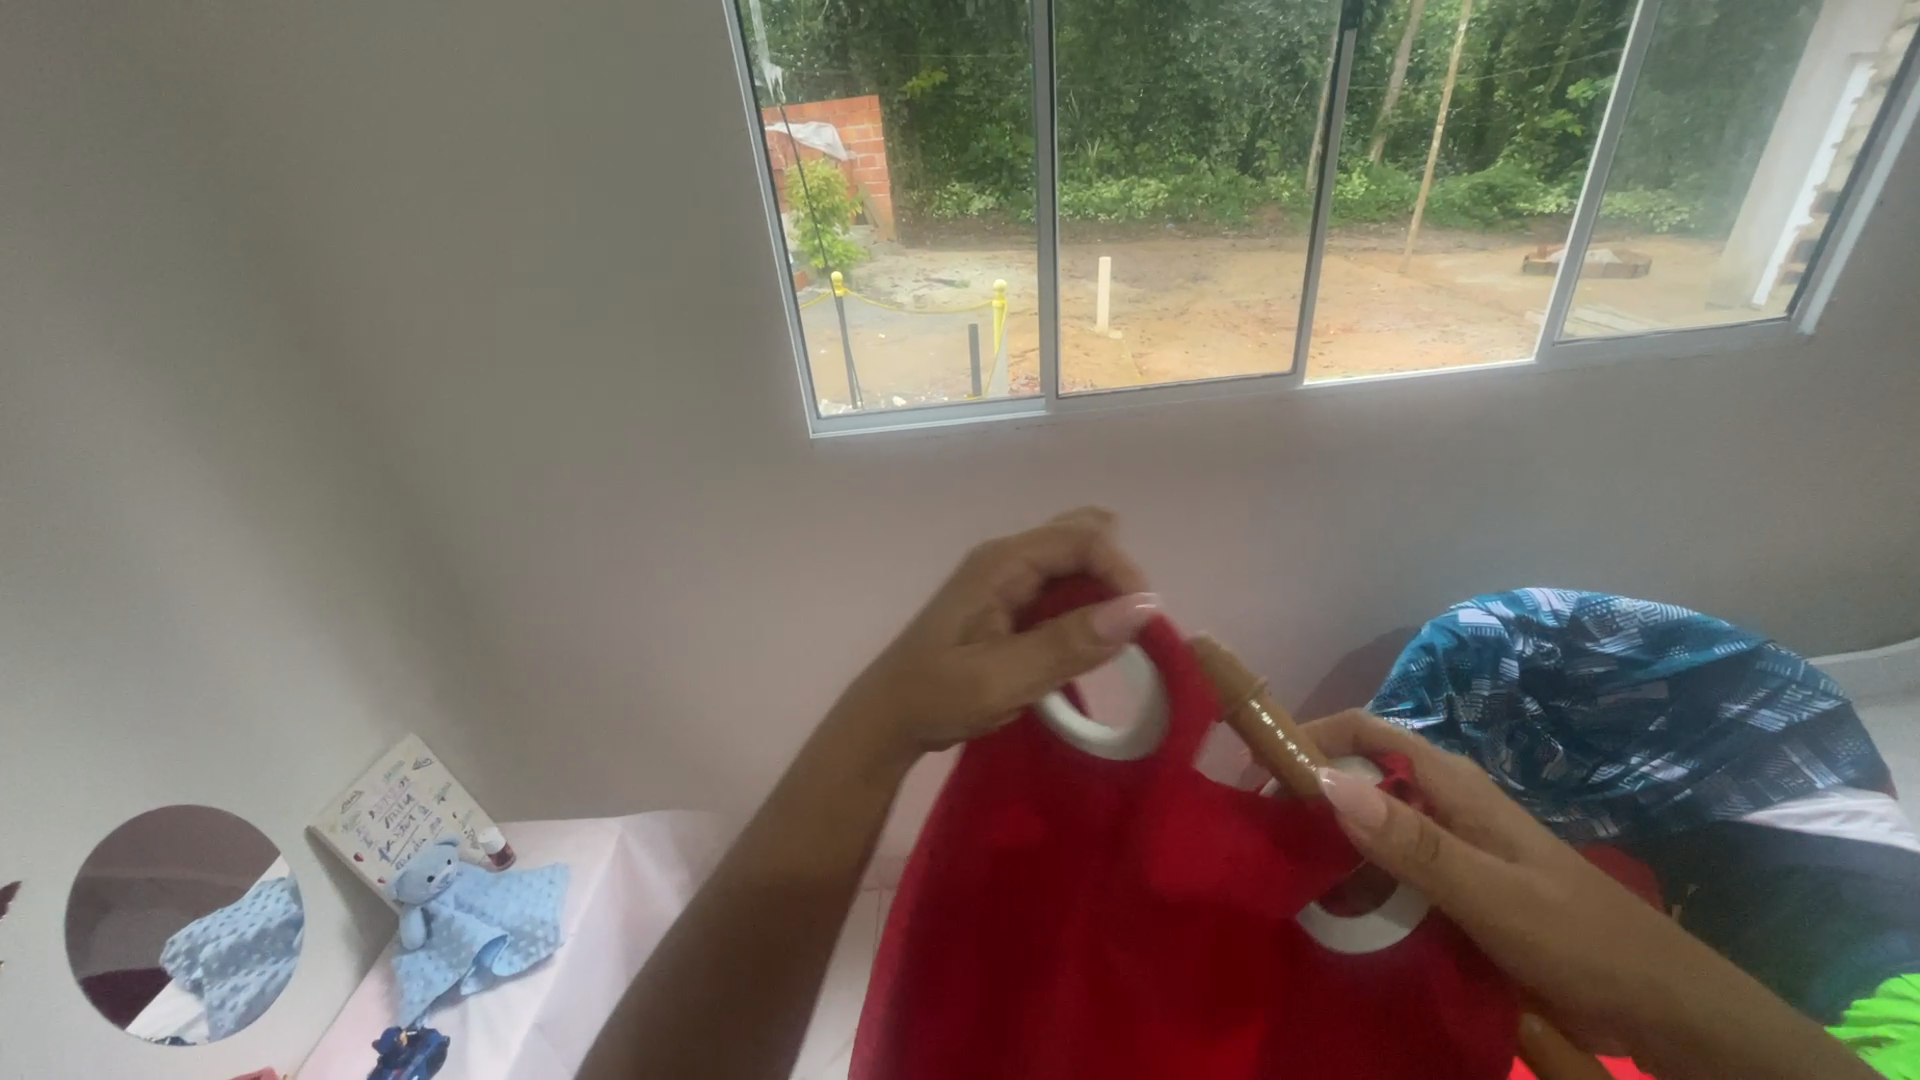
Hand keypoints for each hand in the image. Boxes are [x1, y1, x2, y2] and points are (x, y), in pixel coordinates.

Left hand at [831, 508, 1156, 762]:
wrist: (889, 717)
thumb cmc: (936, 696)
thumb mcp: (1002, 678)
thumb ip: (1069, 643)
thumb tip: (1141, 608)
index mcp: (1001, 562)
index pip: (1083, 537)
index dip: (1123, 571)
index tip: (1146, 623)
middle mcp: (1007, 558)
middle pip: (1082, 537)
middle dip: (1117, 574)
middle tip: (1132, 627)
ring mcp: (1007, 578)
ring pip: (1075, 562)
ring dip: (1104, 593)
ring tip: (1114, 640)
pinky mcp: (1010, 602)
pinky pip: (1062, 589)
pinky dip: (1086, 608)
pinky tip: (1088, 643)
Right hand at [1298, 709, 1863, 1077]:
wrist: (1667, 1010)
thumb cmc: (1580, 939)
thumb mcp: (1490, 894)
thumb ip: (1411, 842)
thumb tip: (1323, 783)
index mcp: (1452, 785)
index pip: (1363, 731)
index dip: (1309, 737)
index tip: (1261, 774)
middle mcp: (1444, 803)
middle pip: (1358, 777)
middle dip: (1309, 798)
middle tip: (1266, 837)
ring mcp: (1450, 845)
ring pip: (1370, 826)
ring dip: (1331, 846)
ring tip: (1291, 881)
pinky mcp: (1455, 885)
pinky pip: (1389, 869)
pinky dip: (1358, 882)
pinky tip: (1339, 915)